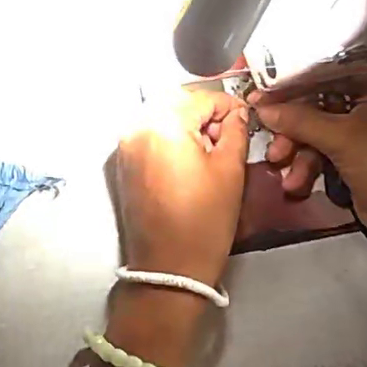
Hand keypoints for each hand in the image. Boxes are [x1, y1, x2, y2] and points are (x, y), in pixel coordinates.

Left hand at [113, 89, 247, 287]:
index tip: (245, 119)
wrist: (168, 268)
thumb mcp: (230, 171)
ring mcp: (124, 147)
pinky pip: (149, 136)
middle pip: (177, 103)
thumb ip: (236, 131)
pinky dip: (169, 139)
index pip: (201, 97)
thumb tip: (237, 114)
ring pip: (162, 117)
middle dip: (205, 114)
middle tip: (228, 136)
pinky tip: (188, 162)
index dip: (229, 106)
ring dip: (187, 125)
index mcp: (163, 124)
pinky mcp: (122, 165)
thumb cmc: (203, 222)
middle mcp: (136, 128)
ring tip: (210, 152)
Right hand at [253, 94, 366, 249]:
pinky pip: (326, 158)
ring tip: (290, 178)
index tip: (263, 101)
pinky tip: (298, 184)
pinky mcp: (360, 165)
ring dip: (300, 157)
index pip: (329, 79)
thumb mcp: (345, 139)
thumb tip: (264, 108)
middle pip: (320, 111)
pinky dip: (311, 170)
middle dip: (294, 133)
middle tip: (275, 150)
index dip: (294, 90)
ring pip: (320, 138)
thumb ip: (302, 121)